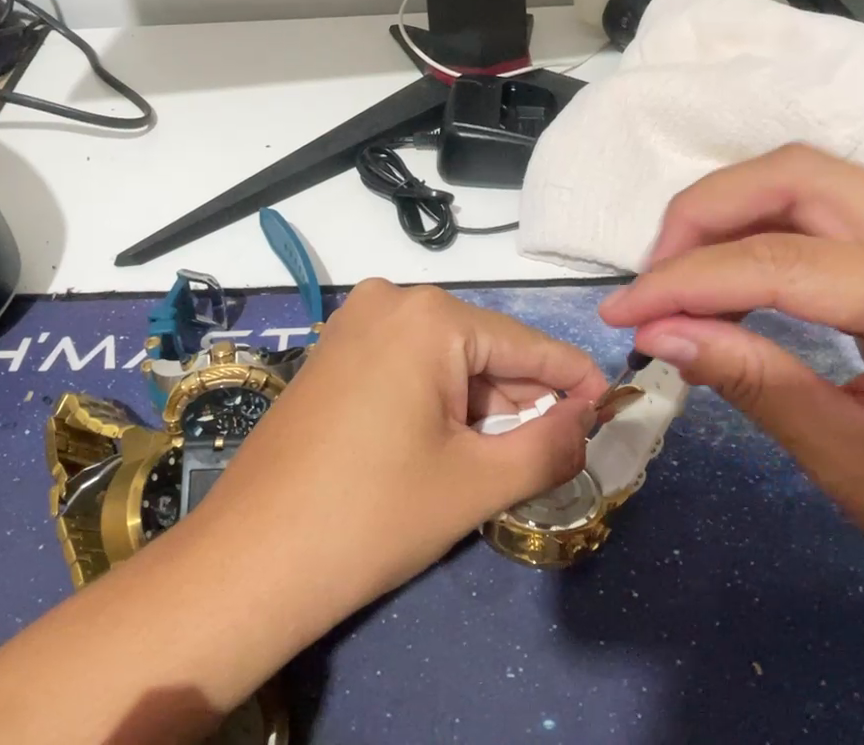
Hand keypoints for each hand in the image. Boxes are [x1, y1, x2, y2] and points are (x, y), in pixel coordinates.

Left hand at [193, 279, 607, 618]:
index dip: (576, 382)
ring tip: (509, 459)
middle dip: (526, 400)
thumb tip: (588, 421)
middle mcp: (389, 301)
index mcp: (429, 316)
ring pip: (446, 362)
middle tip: (561, 452)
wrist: (249, 562)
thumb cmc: (372, 517)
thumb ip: (550, 445)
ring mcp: (352, 327)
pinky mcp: (332, 358)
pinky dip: (439, 403)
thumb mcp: (476, 482)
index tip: (614, 412)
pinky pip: (407, 369)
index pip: (528, 345)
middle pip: (485, 350)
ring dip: (483, 407)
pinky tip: (452, 446)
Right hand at [598, 145, 863, 615]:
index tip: (620, 314)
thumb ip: (751, 380)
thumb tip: (656, 332)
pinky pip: (827, 213)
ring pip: (810, 181)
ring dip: (728, 215)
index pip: (788, 260)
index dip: (689, 280)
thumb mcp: (849, 461)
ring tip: (678, 280)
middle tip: (651, 282)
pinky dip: (760, 232)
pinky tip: (728, 281)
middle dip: (704, 215)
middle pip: (800, 177)